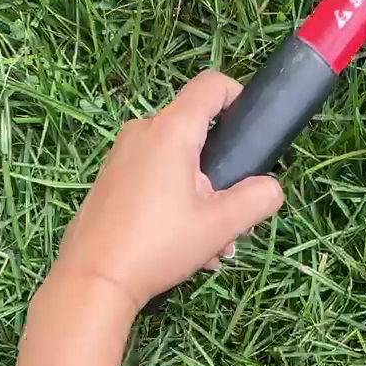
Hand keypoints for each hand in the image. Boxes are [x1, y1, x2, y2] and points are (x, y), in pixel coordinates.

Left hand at [51, 71, 284, 310]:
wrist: (95, 278)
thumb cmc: (159, 245)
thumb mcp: (220, 225)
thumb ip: (257, 199)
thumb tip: (271, 188)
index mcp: (171, 131)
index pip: (211, 86)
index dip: (238, 96)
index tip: (252, 129)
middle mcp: (143, 132)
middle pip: (197, 135)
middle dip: (224, 175)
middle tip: (234, 220)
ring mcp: (122, 156)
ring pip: (178, 163)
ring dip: (203, 199)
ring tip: (210, 246)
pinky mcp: (111, 180)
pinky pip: (156, 178)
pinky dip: (176, 203)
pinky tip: (183, 246)